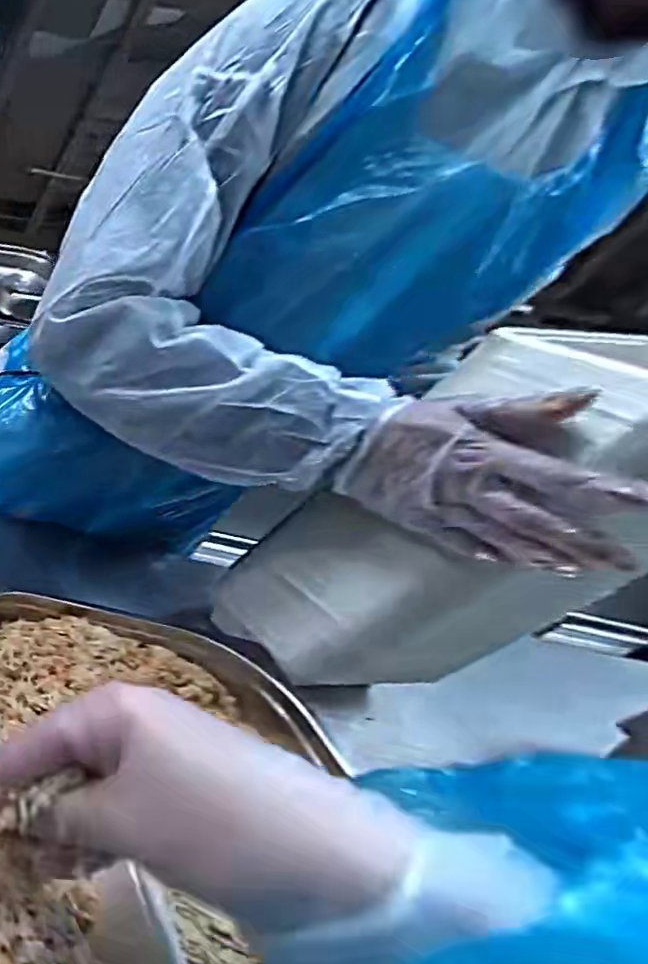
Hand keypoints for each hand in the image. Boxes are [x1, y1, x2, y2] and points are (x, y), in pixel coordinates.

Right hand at [0, 683, 421, 932]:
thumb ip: (56, 817)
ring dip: (68, 824)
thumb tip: (19, 819)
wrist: (347, 866)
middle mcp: (133, 719)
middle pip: (62, 761)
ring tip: (45, 866)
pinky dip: (105, 828)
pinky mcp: (191, 785)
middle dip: (35, 804)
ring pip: (95, 785)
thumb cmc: (211, 826)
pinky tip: (87, 861)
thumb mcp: (120, 823)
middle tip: (9, 842)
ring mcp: (166, 751)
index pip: (33, 740)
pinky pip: (128, 800)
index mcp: (109, 710)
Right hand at [332, 390, 647, 571]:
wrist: (345, 444)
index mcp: (484, 455)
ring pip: (500, 536)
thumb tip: (584, 397)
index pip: (557, 477)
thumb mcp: (466, 407)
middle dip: (580, 541)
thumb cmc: (408, 423)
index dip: (604, 492)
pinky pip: (458, 541)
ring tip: (577, 567)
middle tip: (619, 561)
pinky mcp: (418, 519)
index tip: (644, 503)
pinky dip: (488, 553)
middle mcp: (467, 487)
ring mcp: (440, 508)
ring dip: (542, 553)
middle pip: (533, 519)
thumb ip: (524, 407)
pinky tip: (513, 562)